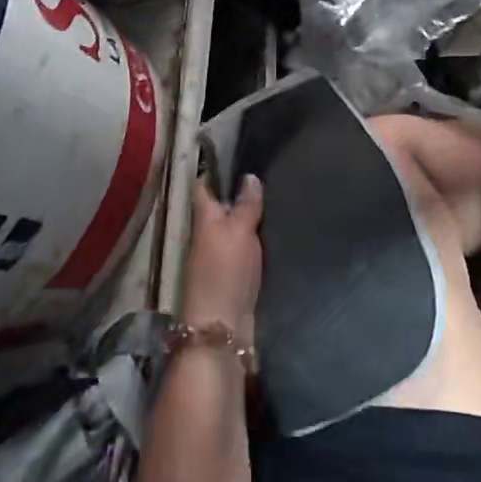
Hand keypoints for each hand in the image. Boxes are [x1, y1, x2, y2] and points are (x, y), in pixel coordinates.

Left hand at [181, 175, 264, 343]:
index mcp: (203, 220)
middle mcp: (207, 236)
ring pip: (233, 231)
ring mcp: (219, 260)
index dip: (214, 170)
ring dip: (249, 220)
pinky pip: (245, 252)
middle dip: (237, 194)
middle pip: (219, 209)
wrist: (222, 328)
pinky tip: (275, 236)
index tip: (235, 153)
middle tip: (267, 174)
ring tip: (277, 201)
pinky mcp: (234, 280)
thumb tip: (249, 177)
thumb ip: (245, 205)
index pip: (203, 187)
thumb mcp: (238, 231)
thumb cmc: (225, 271)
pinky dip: (256, 243)